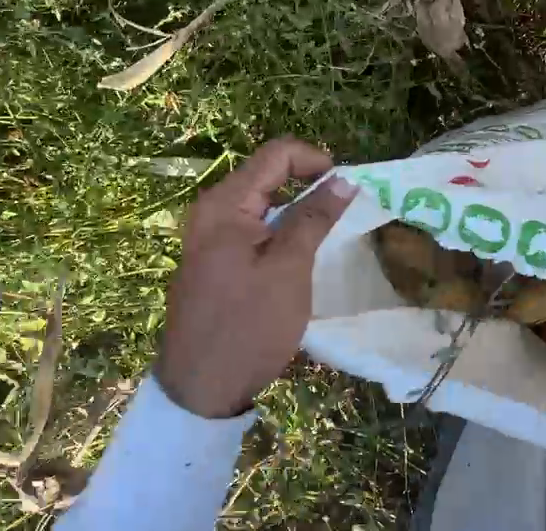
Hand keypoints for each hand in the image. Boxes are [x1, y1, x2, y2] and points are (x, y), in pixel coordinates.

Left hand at [155, 138, 356, 417]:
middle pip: (267, 173)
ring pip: (261, 201)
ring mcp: (207, 235)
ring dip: (296, 207)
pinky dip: (279, 228)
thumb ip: (315, 217)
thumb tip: (343, 179)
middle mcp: (211, 210)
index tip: (345, 186)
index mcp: (225, 204)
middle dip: (307, 182)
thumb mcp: (290, 268)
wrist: (199, 392)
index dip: (315, 160)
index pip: (276, 154)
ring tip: (326, 230)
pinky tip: (297, 252)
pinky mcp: (212, 259)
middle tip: (341, 208)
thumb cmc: (248, 325)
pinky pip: (251, 225)